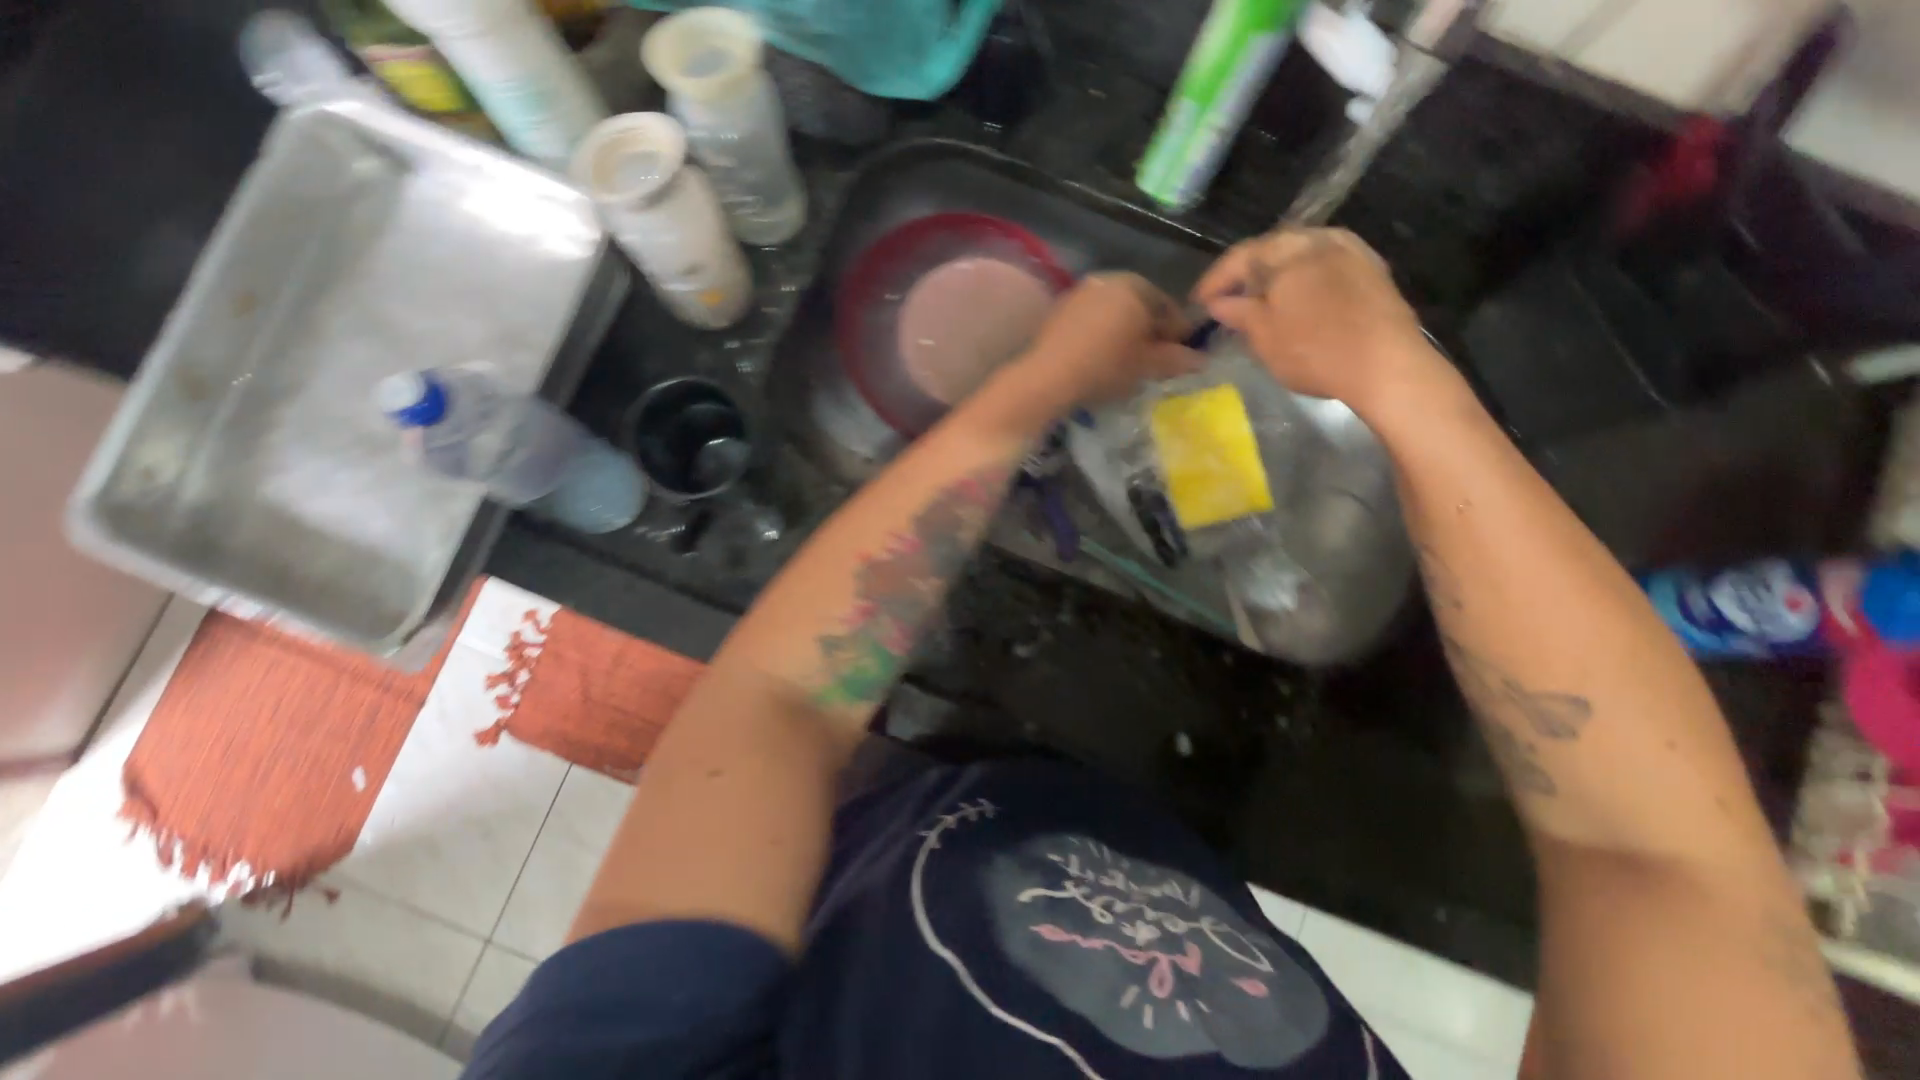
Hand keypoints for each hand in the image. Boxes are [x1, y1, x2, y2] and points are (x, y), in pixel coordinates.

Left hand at [1017, 272, 1204, 403]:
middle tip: (1153, 360)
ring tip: (1126, 361)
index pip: (1168, 307)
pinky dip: (1101, 333)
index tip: (1180, 356)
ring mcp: (1081, 291)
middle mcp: (1109, 279)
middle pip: (1140, 306)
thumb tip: (1199, 359)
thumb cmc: (1107, 366)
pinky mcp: (1060, 308)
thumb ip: (1177, 359)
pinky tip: (1100, 357)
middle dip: (1149, 330)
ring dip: (1124, 332)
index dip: (1177, 333)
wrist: (1048, 375)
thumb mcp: (1147, 366)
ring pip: (1114, 311)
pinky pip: (1091, 319)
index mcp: (1136, 286)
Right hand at [1192, 228, 1444, 411]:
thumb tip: (1219, 302)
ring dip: (1280, 276)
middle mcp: (1321, 239)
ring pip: (1303, 256)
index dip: (1215, 280)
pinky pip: (1327, 267)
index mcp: (1288, 250)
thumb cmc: (1314, 350)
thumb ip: (1238, 312)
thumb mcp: (1264, 336)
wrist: (1387, 366)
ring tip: (1265, 301)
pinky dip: (1307, 281)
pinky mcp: (1373, 271)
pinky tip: (1301, 302)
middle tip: (1229, 299)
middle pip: (1274, 250)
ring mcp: (1353, 252)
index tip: (1199, 303)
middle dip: (1249, 274)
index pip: (1240, 256)